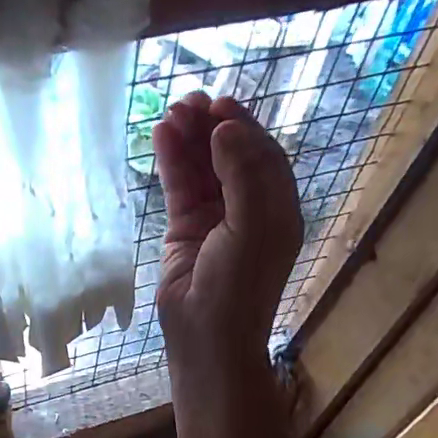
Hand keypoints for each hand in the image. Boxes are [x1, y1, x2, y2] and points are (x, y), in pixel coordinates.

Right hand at [153, 92, 301, 372]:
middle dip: (211, 128)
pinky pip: (178, 188)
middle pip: (229, 156)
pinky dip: (170, 162)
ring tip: (171, 111)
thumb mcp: (255, 225)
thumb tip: (224, 128)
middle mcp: (247, 209)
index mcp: (277, 208)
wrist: (207, 336)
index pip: (262, 156)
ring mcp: (213, 220)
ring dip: (188, 140)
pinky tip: (161, 136)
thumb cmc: (240, 285)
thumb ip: (244, 174)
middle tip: (189, 101)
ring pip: (201, 169)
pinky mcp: (183, 230)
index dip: (242, 127)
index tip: (219, 104)